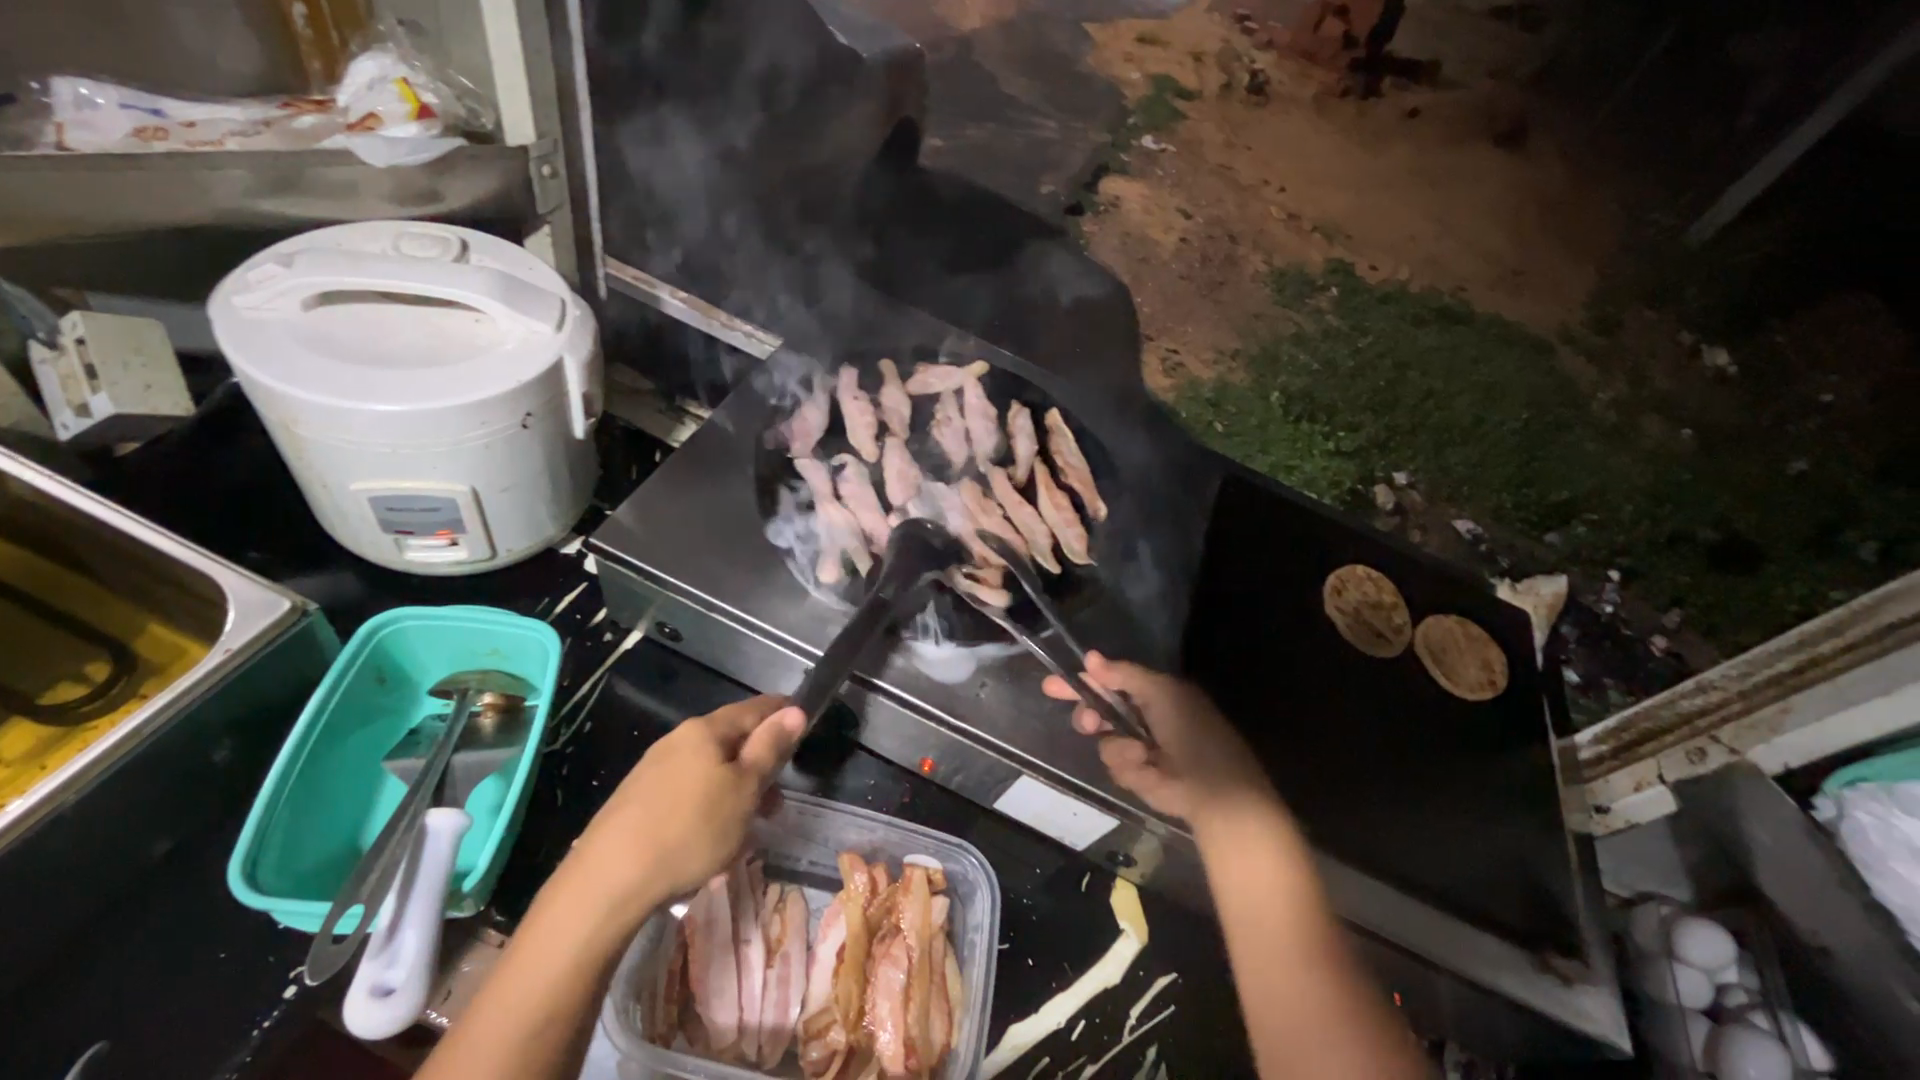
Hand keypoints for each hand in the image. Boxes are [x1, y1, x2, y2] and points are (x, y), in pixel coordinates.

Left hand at [565, 695, 804, 920]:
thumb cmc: (691, 829)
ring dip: (735, 795)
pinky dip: (709, 811)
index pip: (754, 708)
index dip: (782, 714)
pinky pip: (688, 796)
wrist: (610, 879)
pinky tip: (711, 846)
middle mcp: (677, 741)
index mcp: (705, 731)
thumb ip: (770, 749)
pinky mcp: (638, 801)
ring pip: (709, 773)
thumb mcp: (744, 790)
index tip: (805, 723)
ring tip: (746, 834)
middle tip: (776, 804)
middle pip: (730, 743)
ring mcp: (653, 770)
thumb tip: (794, 710)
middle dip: (758, 768)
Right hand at [1043, 653, 1278, 827]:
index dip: (1082, 682)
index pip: (1109, 682)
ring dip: (1118, 747)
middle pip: (1097, 711)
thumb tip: (1089, 656)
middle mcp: (1142, 718)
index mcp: (1152, 694)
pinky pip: (1115, 766)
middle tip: (1089, 723)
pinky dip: (1130, 767)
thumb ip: (1123, 674)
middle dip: (1089, 715)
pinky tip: (1149, 770)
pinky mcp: (1136, 777)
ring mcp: (1138, 749)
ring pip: (1103, 741)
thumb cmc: (1193, 732)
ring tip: (1140, 754)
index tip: (1052, 686)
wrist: (1214, 788)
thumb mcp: (1160, 692)